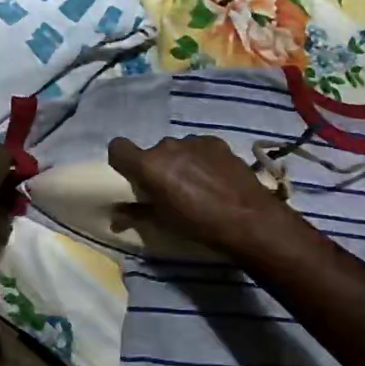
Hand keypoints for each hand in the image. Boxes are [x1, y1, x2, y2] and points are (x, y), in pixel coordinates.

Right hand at [107, 135, 293, 256]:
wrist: (248, 218)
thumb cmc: (199, 224)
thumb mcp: (164, 221)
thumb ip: (136, 213)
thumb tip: (116, 216)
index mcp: (149, 165)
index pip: (118, 148)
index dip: (123, 161)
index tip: (133, 177)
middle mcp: (168, 146)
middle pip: (153, 152)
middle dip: (158, 167)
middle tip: (171, 189)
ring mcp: (194, 141)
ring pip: (178, 149)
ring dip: (181, 162)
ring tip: (198, 185)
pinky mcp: (217, 141)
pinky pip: (199, 147)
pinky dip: (202, 159)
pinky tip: (216, 178)